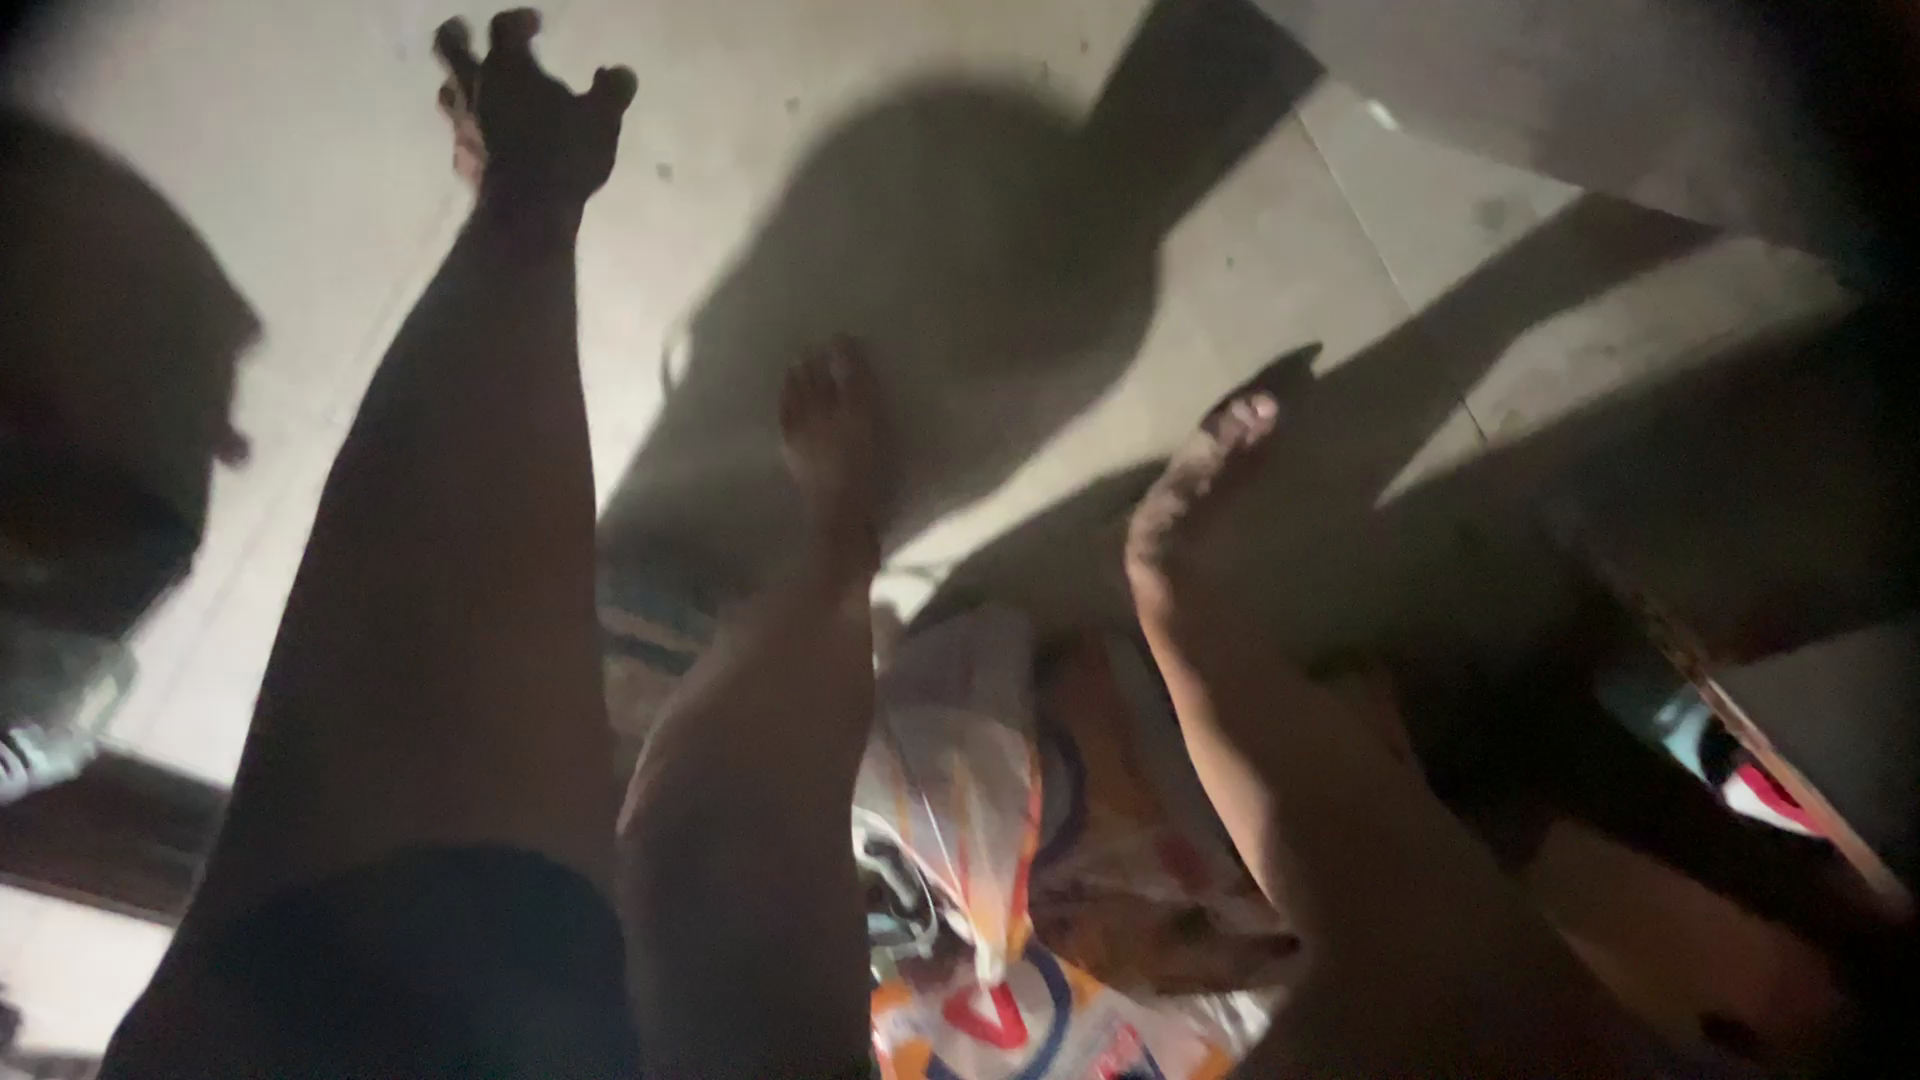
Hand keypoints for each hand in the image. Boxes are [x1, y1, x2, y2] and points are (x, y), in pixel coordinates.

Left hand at [433, 9, 635, 209]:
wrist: (528, 208)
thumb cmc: (565, 155)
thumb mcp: (601, 121)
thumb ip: (611, 92)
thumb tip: (623, 71)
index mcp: (508, 67)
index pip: (505, 27)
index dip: (519, 20)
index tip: (534, 21)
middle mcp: (475, 86)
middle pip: (451, 46)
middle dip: (457, 33)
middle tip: (463, 28)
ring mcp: (463, 123)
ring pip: (448, 91)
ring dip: (457, 84)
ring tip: (470, 88)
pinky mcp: (463, 158)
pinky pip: (462, 139)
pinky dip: (472, 135)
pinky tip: (484, 145)